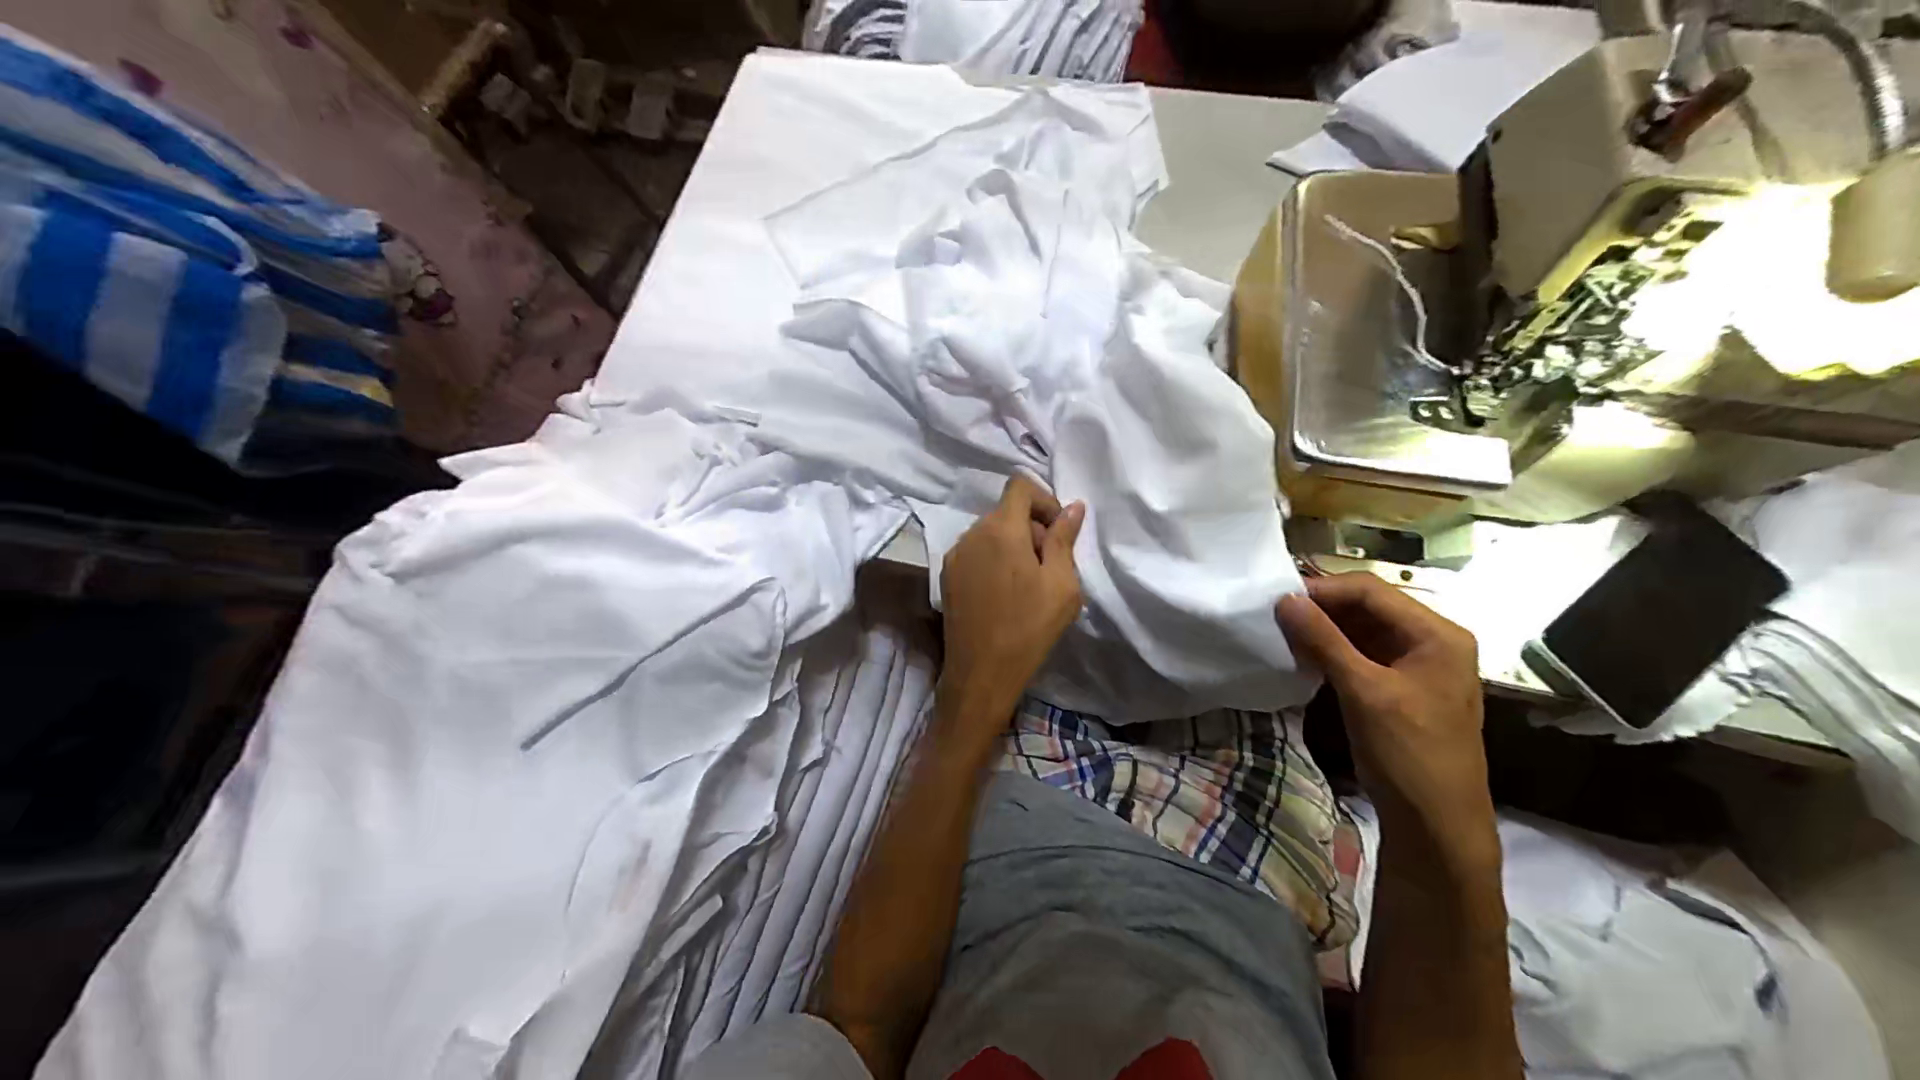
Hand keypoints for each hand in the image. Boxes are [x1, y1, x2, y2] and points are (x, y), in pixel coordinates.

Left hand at [938, 474, 1085, 731]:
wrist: (981, 673)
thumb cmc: (1030, 628)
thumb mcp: (1061, 584)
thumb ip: (1064, 539)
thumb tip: (1072, 507)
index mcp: (1001, 529)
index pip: (1020, 486)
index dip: (1044, 500)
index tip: (1058, 532)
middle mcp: (972, 533)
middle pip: (1005, 511)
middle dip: (1032, 527)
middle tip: (1050, 565)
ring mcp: (955, 555)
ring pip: (990, 532)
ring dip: (1013, 545)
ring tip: (1028, 583)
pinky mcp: (947, 576)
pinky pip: (976, 552)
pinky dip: (994, 559)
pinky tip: (1005, 593)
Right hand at [1277, 574, 1494, 867]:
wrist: (1437, 823)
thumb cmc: (1408, 753)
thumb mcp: (1364, 692)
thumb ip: (1324, 641)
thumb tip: (1285, 600)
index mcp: (1438, 634)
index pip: (1372, 591)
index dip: (1323, 589)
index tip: (1278, 599)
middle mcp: (1431, 640)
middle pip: (1368, 606)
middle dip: (1322, 607)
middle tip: (1275, 613)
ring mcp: (1416, 664)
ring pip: (1362, 629)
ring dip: (1324, 628)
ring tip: (1283, 630)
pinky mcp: (1400, 685)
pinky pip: (1361, 652)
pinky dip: (1332, 649)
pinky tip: (1303, 653)